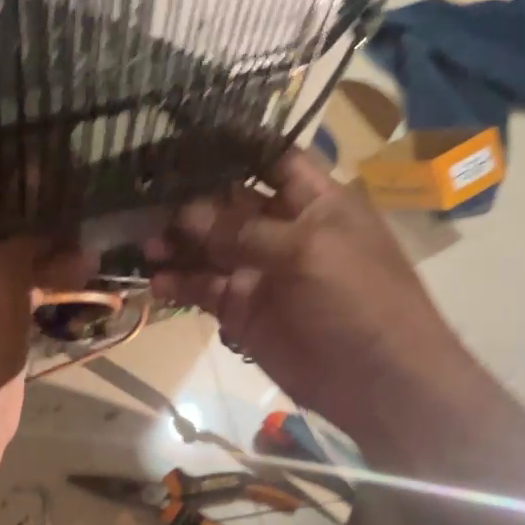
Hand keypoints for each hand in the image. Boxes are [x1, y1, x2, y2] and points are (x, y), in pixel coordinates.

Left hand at [0, 157, 94, 438]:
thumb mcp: (0, 271)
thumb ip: (26, 228)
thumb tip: (51, 190)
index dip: (2, 172)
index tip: (41, 157)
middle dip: (28, 208)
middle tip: (67, 188)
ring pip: (2, 251)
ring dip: (42, 242)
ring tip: (82, 225)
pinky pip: (10, 282)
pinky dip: (41, 273)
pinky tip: (80, 263)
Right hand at [146, 147, 469, 447]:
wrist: (381, 384)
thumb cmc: (359, 299)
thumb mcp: (308, 250)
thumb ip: (244, 229)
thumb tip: (186, 212)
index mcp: (315, 203)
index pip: (272, 160)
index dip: (234, 148)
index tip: (185, 140)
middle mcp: (283, 229)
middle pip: (227, 203)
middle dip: (188, 199)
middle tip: (142, 197)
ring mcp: (259, 270)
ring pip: (207, 246)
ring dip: (176, 243)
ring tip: (145, 246)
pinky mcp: (241, 309)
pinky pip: (202, 288)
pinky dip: (178, 284)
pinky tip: (156, 282)